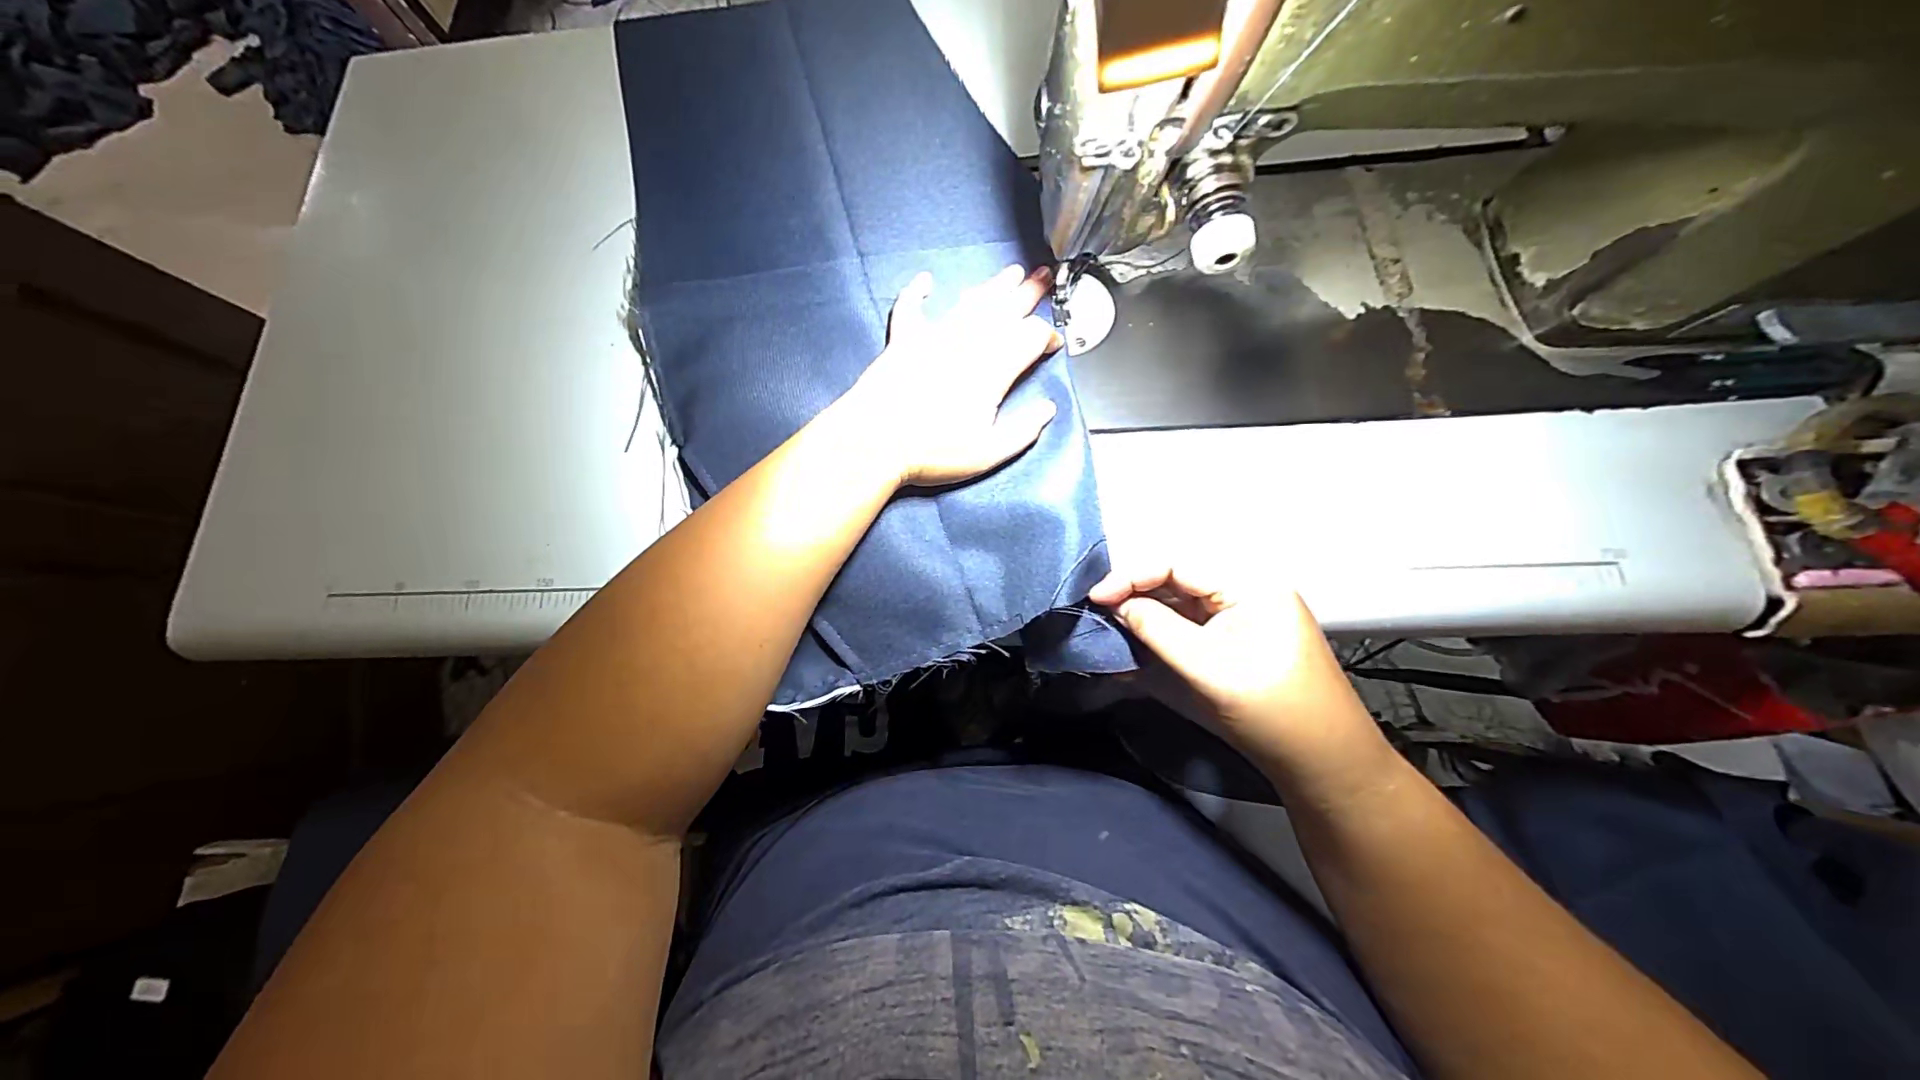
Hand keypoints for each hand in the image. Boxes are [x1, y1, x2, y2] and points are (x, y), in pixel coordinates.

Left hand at [828, 265, 1062, 487]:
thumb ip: (1023, 430)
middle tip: (1044, 277)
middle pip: (1005, 309)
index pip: (1029, 338)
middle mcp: (965, 344)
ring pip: (970, 302)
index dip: (1046, 336)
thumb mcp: (988, 451)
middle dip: (1029, 293)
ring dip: (992, 286)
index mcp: (992, 369)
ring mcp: (933, 337)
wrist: (873, 441)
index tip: (1053, 343)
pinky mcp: (902, 340)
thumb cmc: (930, 451)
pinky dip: (917, 292)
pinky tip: (925, 281)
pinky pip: (911, 307)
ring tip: (1011, 273)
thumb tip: (1047, 411)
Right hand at [1089, 563, 1396, 799]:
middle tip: (1101, 612)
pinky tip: (1138, 641)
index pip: (1178, 564)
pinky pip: (1193, 624)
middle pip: (1179, 579)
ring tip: (1113, 627)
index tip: (1097, 597)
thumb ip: (1156, 629)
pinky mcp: (1239, 640)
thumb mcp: (1206, 668)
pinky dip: (1163, 631)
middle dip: (1137, 593)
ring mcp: (1245, 616)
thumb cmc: (1272, 712)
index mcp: (1251, 586)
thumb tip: (1119, 606)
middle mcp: (1249, 591)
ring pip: (1183, 602)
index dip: (1132, 576)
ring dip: (1147, 613)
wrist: (1324, 763)